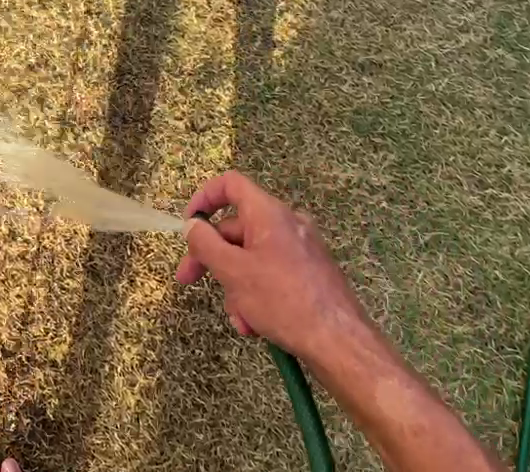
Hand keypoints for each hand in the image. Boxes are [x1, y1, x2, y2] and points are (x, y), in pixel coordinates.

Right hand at [176, 171, 367, 363]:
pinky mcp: (311, 274)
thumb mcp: (233, 271)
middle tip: (188, 279)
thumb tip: (192, 225)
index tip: (188, 224)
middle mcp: (287, 223)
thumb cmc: (283, 300)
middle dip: (212, 258)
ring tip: (240, 320)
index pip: (230, 184)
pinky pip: (272, 273)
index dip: (204, 198)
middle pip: (236, 228)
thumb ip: (205, 244)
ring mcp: (301, 249)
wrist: (341, 344)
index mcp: (268, 213)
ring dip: (236, 285)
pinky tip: (256, 325)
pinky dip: (258, 293)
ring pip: (252, 256)